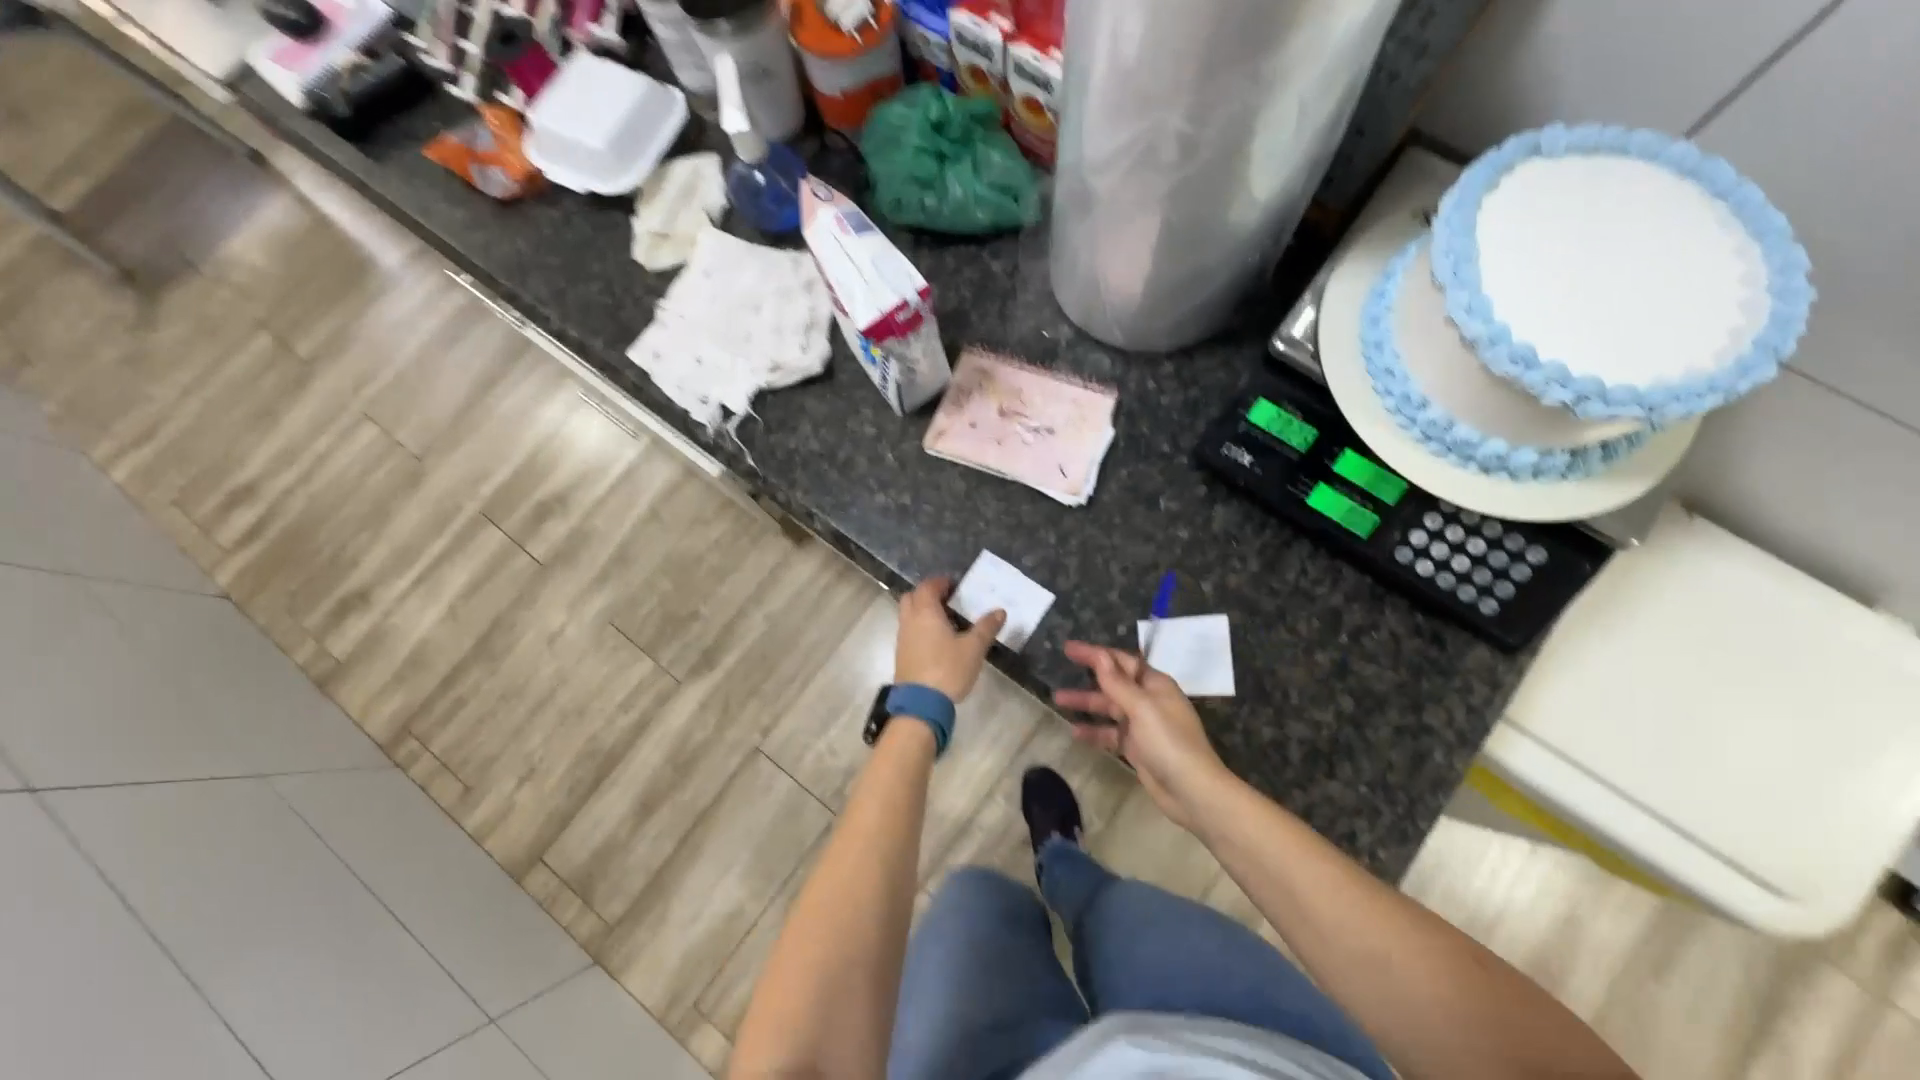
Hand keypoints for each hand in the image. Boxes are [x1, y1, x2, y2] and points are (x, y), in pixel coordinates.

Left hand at [895, 577, 1005, 702]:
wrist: (921, 704)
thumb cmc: (948, 669)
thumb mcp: (973, 648)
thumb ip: (986, 628)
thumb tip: (999, 611)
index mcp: (925, 612)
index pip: (928, 586)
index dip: (940, 582)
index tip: (955, 585)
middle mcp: (909, 621)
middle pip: (912, 597)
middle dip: (928, 594)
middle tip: (948, 600)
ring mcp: (902, 638)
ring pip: (908, 615)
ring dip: (923, 611)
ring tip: (946, 620)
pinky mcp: (901, 655)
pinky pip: (909, 631)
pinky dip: (920, 627)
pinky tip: (938, 640)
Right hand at [1053, 641, 1230, 830]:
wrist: (1191, 790)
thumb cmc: (1169, 742)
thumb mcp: (1142, 708)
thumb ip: (1118, 683)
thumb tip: (1100, 656)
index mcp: (1155, 685)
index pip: (1121, 661)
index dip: (1096, 653)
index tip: (1069, 648)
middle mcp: (1149, 701)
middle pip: (1114, 683)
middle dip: (1089, 677)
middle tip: (1061, 667)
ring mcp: (1143, 726)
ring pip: (1109, 709)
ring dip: (1087, 703)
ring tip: (1058, 699)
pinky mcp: (1137, 749)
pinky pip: (1111, 734)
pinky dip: (1094, 732)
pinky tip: (1075, 732)